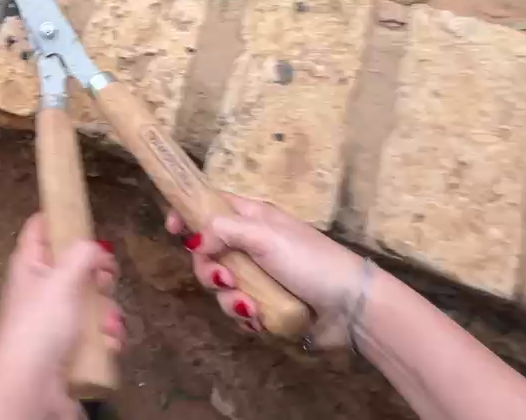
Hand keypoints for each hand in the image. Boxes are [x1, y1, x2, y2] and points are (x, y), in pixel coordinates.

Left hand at [0, 214, 123, 419]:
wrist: (30, 390)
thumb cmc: (40, 326)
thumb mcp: (61, 280)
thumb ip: (82, 254)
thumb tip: (94, 246)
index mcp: (30, 264)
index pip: (41, 227)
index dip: (61, 218)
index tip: (86, 218)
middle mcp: (41, 288)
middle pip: (75, 266)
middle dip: (98, 274)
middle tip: (106, 279)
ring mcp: (55, 320)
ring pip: (91, 301)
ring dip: (107, 312)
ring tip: (109, 325)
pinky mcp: (69, 348)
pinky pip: (96, 333)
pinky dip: (107, 338)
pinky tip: (110, 345)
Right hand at [167, 194, 367, 347]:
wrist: (353, 307)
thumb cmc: (310, 260)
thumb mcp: (265, 236)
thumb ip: (223, 231)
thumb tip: (192, 239)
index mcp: (250, 218)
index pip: (208, 206)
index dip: (187, 214)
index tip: (172, 230)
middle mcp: (249, 244)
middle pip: (207, 250)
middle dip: (208, 268)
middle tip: (223, 278)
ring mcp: (256, 275)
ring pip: (219, 283)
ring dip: (228, 296)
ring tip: (248, 305)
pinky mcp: (264, 305)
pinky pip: (237, 308)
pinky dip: (243, 314)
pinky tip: (259, 318)